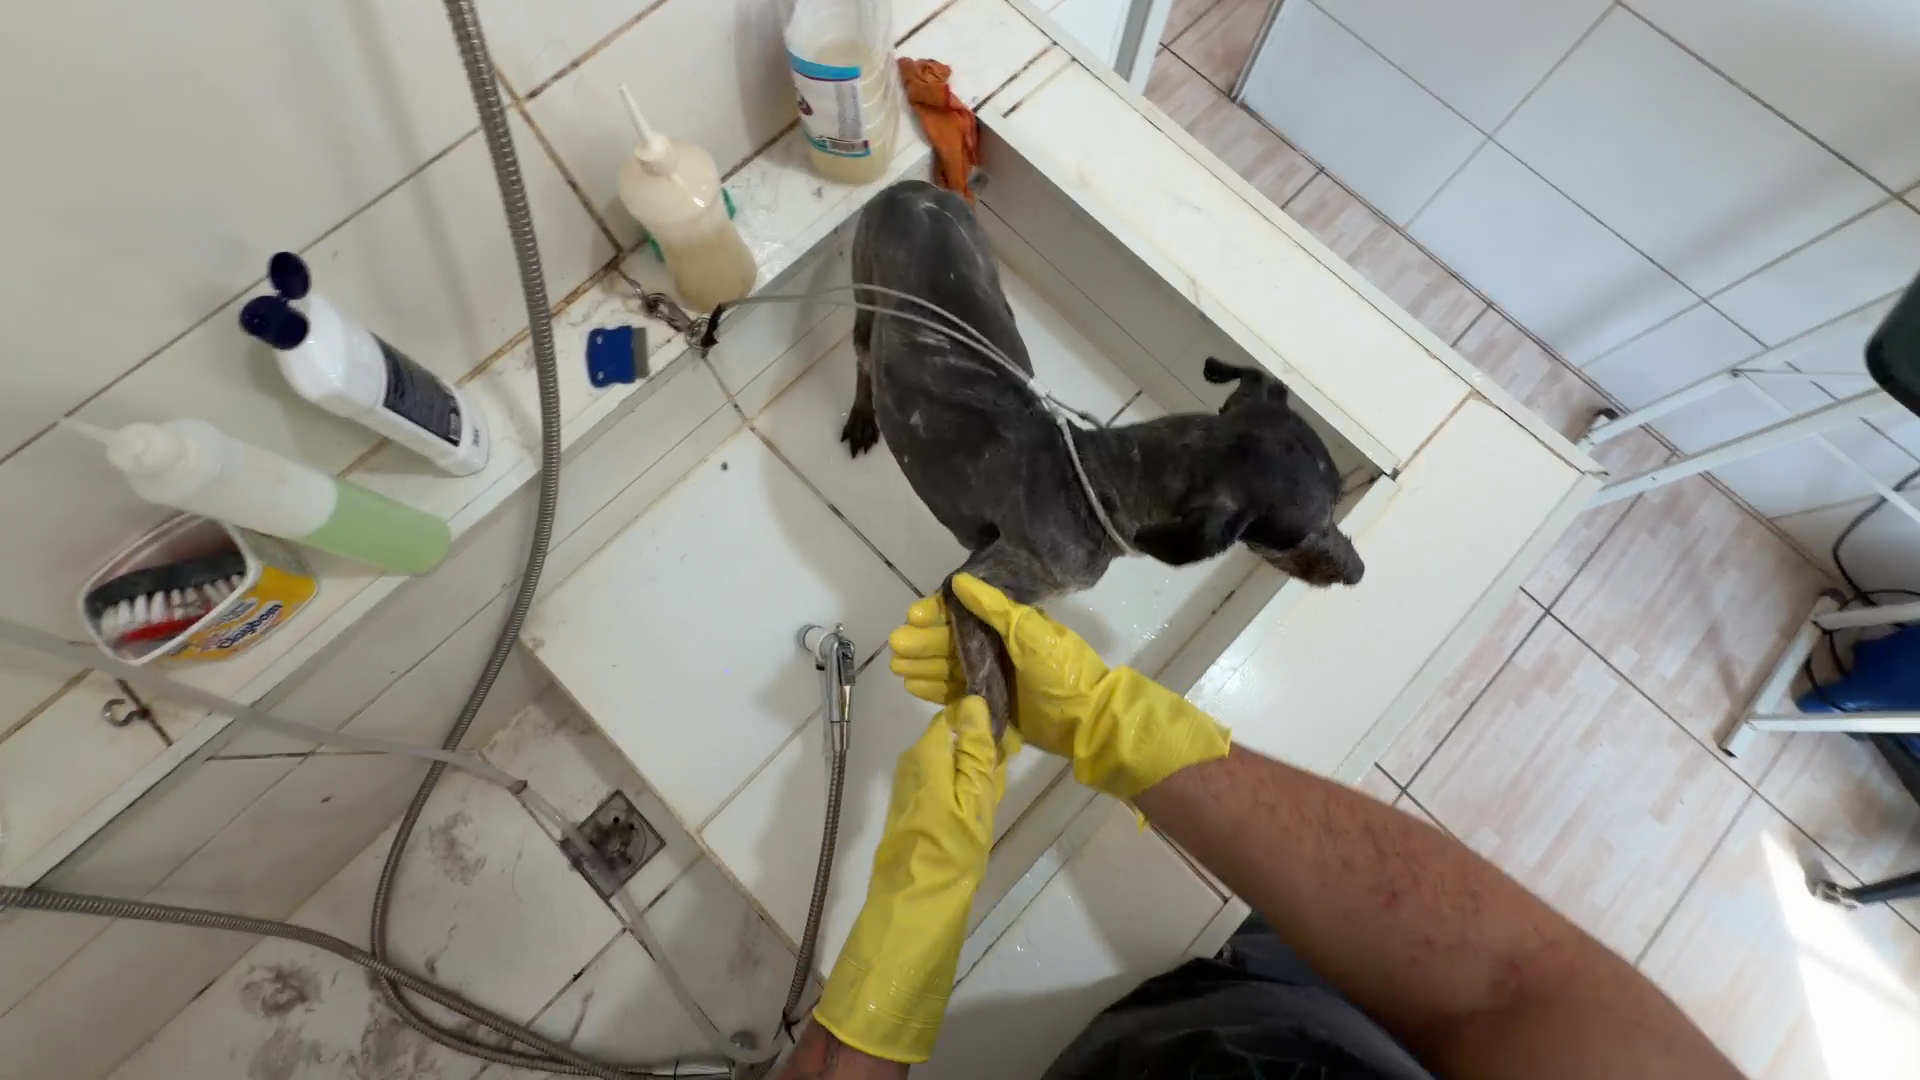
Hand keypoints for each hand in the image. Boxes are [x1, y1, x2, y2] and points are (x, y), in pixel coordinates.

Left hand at [813, 696, 1003, 1063]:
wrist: (916, 902)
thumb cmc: (952, 847)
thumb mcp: (975, 795)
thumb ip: (976, 747)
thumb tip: (974, 700)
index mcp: (927, 752)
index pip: (956, 713)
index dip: (982, 720)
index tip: (1006, 741)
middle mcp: (912, 760)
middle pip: (952, 736)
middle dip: (980, 749)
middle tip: (1002, 775)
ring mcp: (909, 783)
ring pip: (948, 760)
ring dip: (973, 771)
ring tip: (991, 798)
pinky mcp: (911, 804)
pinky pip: (940, 781)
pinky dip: (960, 789)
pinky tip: (974, 813)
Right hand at [887, 574, 1230, 798]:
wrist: (1088, 721)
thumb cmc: (1062, 673)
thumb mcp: (1030, 633)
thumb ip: (994, 609)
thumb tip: (959, 581)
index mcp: (1008, 626)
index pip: (964, 614)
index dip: (937, 614)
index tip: (913, 617)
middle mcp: (997, 648)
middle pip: (951, 642)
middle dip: (923, 642)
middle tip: (896, 646)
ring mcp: (993, 678)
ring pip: (949, 667)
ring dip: (923, 665)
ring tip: (897, 667)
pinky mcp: (989, 705)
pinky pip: (955, 693)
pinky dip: (934, 689)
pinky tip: (912, 686)